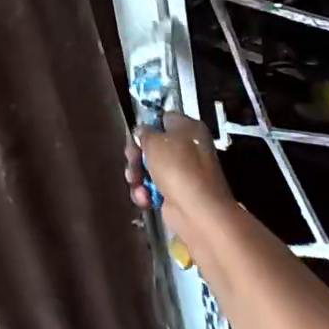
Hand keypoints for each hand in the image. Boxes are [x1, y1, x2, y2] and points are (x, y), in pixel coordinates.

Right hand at [124, 111, 230, 225]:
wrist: (196, 210)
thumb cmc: (177, 167)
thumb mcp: (154, 141)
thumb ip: (144, 132)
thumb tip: (143, 132)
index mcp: (189, 129)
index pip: (164, 118)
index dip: (148, 125)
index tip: (136, 135)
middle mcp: (188, 148)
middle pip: (153, 145)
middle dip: (137, 155)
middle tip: (132, 160)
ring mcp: (182, 172)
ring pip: (149, 168)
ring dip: (138, 175)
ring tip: (136, 183)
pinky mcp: (176, 193)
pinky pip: (153, 187)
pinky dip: (146, 192)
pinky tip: (145, 197)